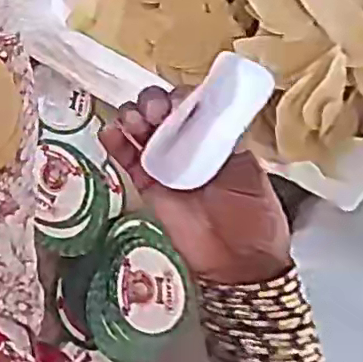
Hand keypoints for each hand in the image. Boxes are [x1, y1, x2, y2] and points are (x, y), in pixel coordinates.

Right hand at [100, 86, 291, 284]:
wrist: (238, 263)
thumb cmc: (253, 216)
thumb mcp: (248, 172)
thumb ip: (224, 142)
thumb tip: (206, 113)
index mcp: (213, 135)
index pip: (190, 105)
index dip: (178, 98)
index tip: (175, 103)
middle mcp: (185, 143)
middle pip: (159, 110)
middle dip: (151, 103)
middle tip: (153, 114)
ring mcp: (163, 163)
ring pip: (138, 129)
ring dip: (130, 117)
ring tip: (132, 123)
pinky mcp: (145, 183)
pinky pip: (125, 159)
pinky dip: (114, 143)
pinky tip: (109, 133)